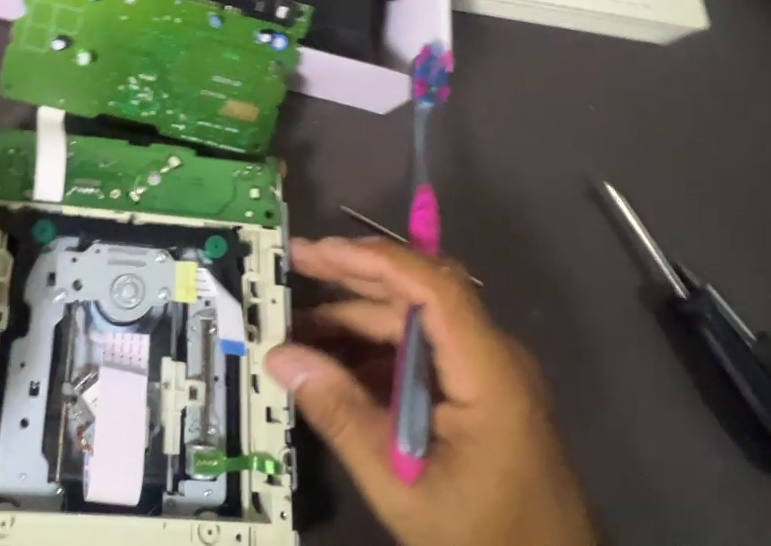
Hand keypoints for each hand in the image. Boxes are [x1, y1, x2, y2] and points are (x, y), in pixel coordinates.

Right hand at [266, 237, 594, 545]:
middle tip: (296, 263)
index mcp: (487, 371)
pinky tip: (332, 364)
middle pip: (419, 292)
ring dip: (357, 316)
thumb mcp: (401, 483)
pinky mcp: (475, 393)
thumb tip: (280, 358)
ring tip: (297, 325)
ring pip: (415, 321)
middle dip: (355, 273)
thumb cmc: (484, 538)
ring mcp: (484, 374)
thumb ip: (341, 415)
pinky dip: (374, 350)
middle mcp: (490, 356)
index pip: (431, 286)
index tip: (317, 253)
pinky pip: (421, 353)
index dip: (373, 260)